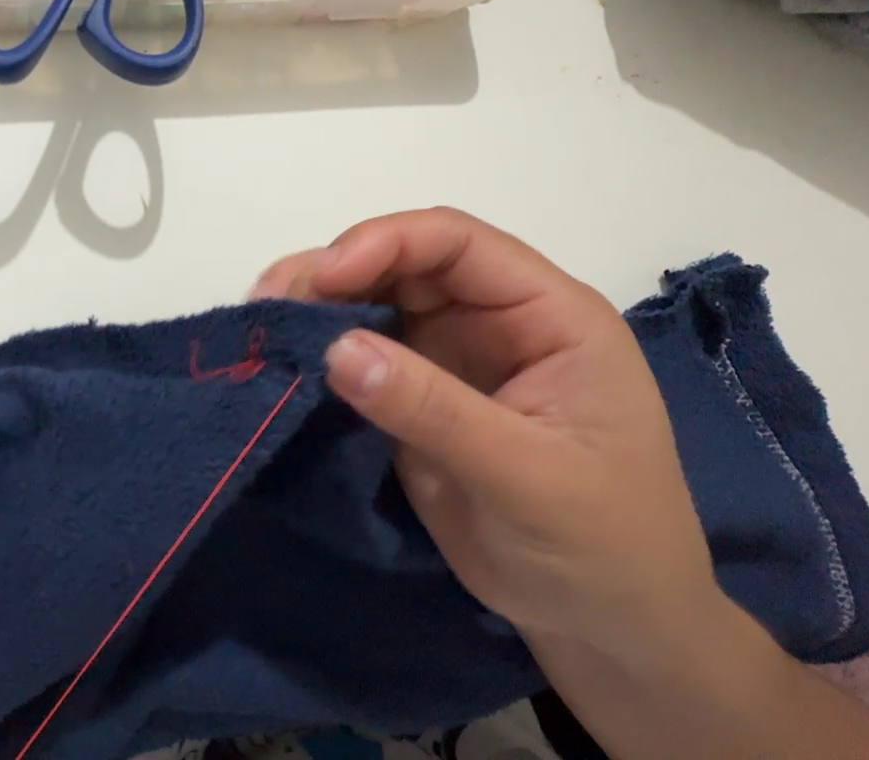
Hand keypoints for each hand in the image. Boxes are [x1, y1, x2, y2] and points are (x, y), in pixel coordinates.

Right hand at [252, 208, 718, 665]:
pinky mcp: (416, 398)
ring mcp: (451, 359)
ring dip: (316, 308)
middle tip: (269, 304)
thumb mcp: (523, 474)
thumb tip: (335, 347)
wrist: (604, 625)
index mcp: (546, 314)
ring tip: (264, 325)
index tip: (322, 279)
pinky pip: (360, 357)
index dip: (385, 243)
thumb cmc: (598, 544)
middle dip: (333, 273)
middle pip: (402, 265)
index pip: (457, 244)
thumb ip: (431, 408)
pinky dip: (319, 354)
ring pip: (372, 305)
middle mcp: (493, 320)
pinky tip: (282, 363)